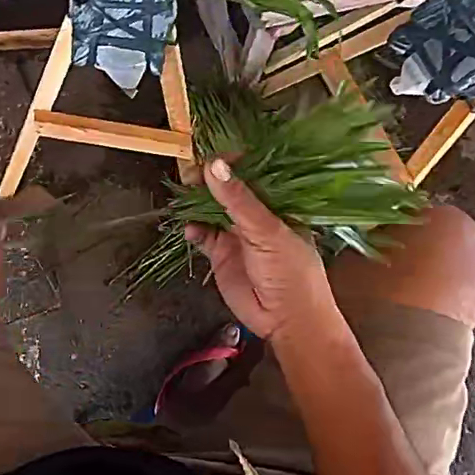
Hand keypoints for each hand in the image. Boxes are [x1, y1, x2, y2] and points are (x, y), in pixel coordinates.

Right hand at [185, 157, 343, 340]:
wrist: (286, 319)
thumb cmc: (291, 273)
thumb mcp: (266, 230)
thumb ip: (238, 199)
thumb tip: (214, 166)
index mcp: (278, 205)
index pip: (254, 174)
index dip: (233, 163)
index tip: (213, 155)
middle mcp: (257, 217)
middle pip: (229, 190)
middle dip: (209, 181)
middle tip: (190, 171)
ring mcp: (237, 235)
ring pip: (212, 211)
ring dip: (198, 203)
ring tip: (184, 195)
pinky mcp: (221, 254)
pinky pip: (203, 235)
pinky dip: (193, 229)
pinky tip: (189, 227)